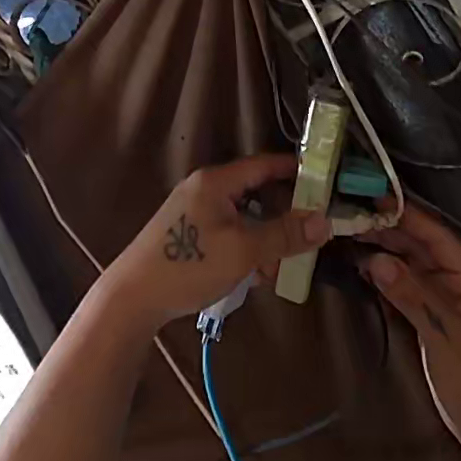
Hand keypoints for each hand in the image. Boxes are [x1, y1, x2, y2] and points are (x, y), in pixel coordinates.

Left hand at [98, 154, 329, 329]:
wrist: (133, 296)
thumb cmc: (189, 265)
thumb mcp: (243, 251)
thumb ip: (284, 234)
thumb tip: (324, 222)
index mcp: (215, 182)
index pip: (264, 165)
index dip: (296, 170)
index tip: (326, 180)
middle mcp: (205, 189)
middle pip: (256, 193)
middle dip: (283, 217)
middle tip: (308, 237)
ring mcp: (195, 212)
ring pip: (244, 217)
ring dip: (264, 240)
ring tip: (276, 268)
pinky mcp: (189, 234)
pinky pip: (229, 232)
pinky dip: (246, 248)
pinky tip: (254, 276)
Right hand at [358, 204, 460, 445]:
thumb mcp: (445, 338)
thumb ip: (413, 295)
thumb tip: (377, 259)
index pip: (440, 236)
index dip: (408, 215)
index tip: (373, 199)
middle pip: (424, 244)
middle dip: (390, 228)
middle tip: (350, 214)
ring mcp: (450, 295)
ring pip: (414, 259)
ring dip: (385, 246)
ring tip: (350, 232)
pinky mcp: (435, 310)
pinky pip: (409, 279)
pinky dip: (386, 269)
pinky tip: (363, 262)